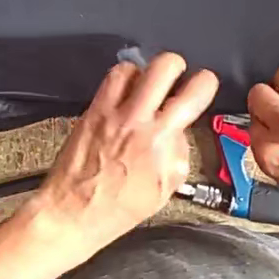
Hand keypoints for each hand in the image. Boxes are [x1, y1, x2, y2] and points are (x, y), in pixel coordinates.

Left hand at [27, 52, 218, 261]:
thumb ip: (179, 154)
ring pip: (136, 66)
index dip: (205, 83)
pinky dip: (123, 79)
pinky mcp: (92, 112)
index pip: (195, 93)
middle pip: (166, 66)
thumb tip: (181, 133)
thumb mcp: (165, 189)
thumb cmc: (115, 208)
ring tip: (148, 85)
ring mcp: (112, 113)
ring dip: (147, 71)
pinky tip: (126, 93)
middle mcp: (138, 120)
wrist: (74, 212)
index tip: (203, 85)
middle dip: (178, 66)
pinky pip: (110, 80)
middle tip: (178, 76)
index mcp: (162, 140)